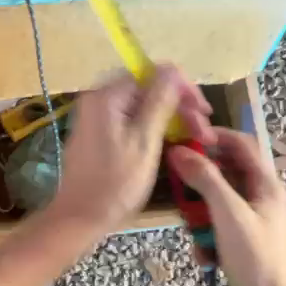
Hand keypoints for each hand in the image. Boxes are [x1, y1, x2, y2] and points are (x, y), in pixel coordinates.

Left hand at [47, 65, 215, 235]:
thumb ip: (160, 101)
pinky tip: (170, 142)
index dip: (183, 89)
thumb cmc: (116, 182)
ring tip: (195, 138)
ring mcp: (97, 116)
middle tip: (204, 132)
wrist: (80, 217)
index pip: (153, 73)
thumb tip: (173, 68)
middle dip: (179, 105)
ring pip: (142, 105)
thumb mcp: (144, 140)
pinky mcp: (99, 132)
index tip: (204, 113)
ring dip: (170, 117)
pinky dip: (153, 127)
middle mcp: (99, 98)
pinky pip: (131, 118)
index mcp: (108, 96)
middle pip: (148, 87)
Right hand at [167, 130, 285, 285]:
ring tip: (193, 231)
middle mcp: (261, 197)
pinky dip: (206, 236)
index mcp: (266, 184)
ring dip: (200, 214)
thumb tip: (179, 150)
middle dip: (200, 180)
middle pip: (225, 171)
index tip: (185, 139)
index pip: (241, 143)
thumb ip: (204, 178)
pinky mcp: (241, 242)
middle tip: (179, 187)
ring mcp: (252, 221)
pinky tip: (204, 255)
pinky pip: (216, 225)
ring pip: (216, 200)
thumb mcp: (228, 213)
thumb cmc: (255, 259)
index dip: (214, 136)